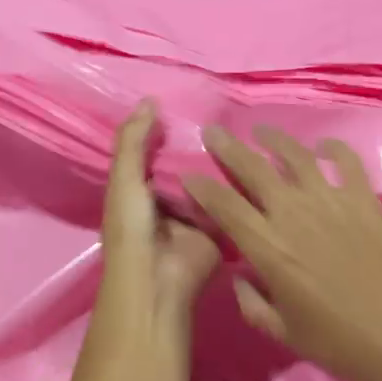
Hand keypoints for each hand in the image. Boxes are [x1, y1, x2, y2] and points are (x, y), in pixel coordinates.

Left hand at [92, 101, 222, 352]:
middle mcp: (165, 199)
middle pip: (184, 165)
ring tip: (245, 129)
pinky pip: (229, 200)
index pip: (154, 152)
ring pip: (209, 180)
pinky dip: (238, 184)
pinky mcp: (218, 228)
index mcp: (137, 189)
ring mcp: (193, 214)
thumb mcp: (125, 178)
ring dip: (221, 162)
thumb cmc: (132, 228)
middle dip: (199, 145)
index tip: (190, 100)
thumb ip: (133, 141)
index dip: (167, 129)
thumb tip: (149, 100)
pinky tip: (256, 158)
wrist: (159, 280)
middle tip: (225, 112)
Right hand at [181, 126, 381, 380]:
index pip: (224, 205)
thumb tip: (240, 275)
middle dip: (227, 148)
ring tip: (260, 132)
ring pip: (295, 156)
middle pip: (253, 169)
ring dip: (273, 139)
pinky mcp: (364, 199)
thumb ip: (250, 302)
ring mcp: (331, 201)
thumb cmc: (336, 342)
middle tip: (212, 133)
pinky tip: (321, 148)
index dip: (200, 186)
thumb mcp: (280, 332)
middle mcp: (294, 214)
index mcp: (268, 248)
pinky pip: (345, 161)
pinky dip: (331, 149)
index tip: (187, 174)